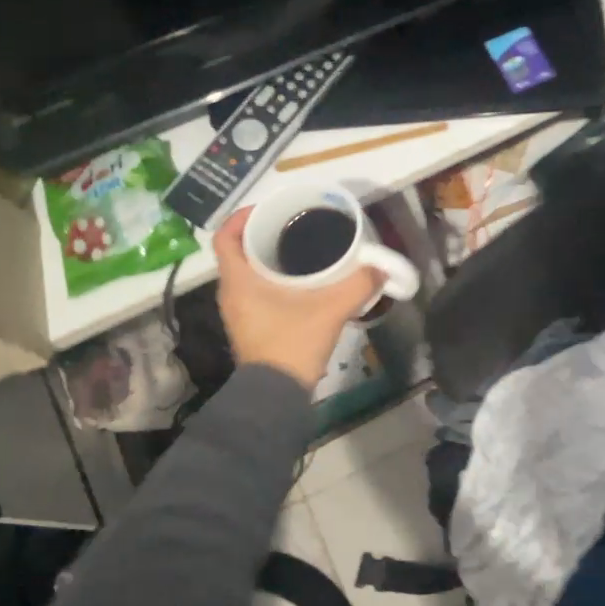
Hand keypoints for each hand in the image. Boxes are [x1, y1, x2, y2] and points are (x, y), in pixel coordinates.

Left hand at [211, 206, 382, 387]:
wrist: (276, 394)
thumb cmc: (292, 344)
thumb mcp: (330, 310)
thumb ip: (357, 285)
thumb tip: (380, 269)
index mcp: (239, 280)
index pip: (225, 237)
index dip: (241, 217)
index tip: (269, 211)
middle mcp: (232, 293)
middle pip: (238, 253)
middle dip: (263, 236)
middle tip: (294, 227)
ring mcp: (239, 312)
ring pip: (248, 273)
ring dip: (269, 260)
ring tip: (301, 251)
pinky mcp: (251, 327)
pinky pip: (256, 292)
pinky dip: (274, 281)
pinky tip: (302, 284)